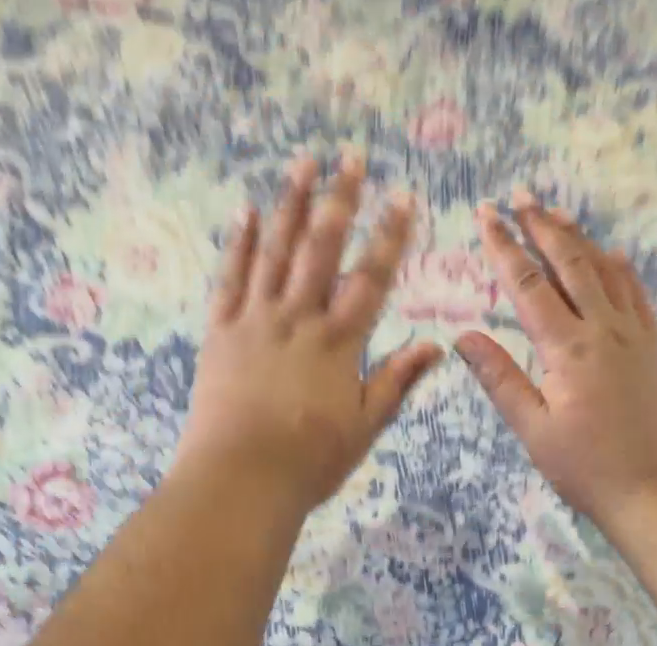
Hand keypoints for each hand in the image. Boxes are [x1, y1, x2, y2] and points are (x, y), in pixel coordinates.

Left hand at [176, 152, 441, 510]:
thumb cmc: (310, 460)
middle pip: (321, 248)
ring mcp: (255, 320)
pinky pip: (230, 277)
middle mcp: (298, 319)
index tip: (403, 197)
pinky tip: (247, 211)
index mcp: (338, 343)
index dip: (390, 236)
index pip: (371, 278)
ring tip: (303, 162)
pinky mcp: (221, 331)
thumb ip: (397, 381)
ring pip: (275, 251)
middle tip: (352, 157)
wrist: (240, 478)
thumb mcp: (365, 426)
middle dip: (340, 200)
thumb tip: (435, 344)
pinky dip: (240, 243)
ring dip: (290, 204)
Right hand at [455, 193, 656, 524]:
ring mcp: (632, 336)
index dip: (504, 247)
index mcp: (567, 349)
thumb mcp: (532, 429)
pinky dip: (621, 269)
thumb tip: (464, 335)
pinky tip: (612, 254)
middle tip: (520, 197)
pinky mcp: (649, 348)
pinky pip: (636, 296)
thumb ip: (500, 378)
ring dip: (578, 239)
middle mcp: (602, 330)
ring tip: (556, 213)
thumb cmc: (583, 466)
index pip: (528, 285)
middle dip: (542, 228)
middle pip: (569, 264)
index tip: (486, 216)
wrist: (649, 488)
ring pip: (604, 272)